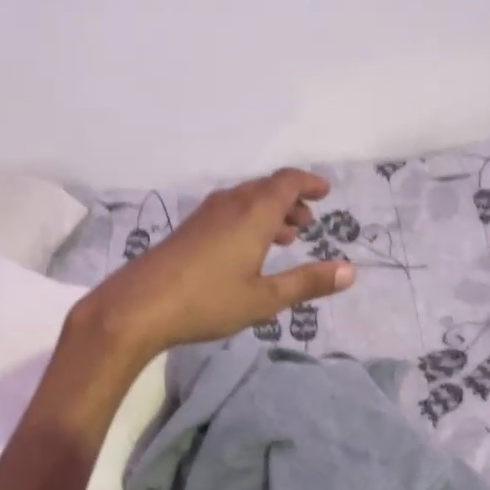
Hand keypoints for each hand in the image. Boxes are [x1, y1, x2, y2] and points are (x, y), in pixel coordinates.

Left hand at [69, 168, 355, 360]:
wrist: (139, 306)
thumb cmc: (207, 301)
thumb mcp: (264, 298)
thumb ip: (306, 283)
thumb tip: (351, 271)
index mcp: (253, 213)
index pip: (287, 182)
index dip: (308, 184)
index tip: (324, 193)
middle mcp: (229, 205)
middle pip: (265, 190)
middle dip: (290, 202)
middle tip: (306, 223)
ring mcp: (203, 217)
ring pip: (243, 203)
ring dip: (267, 214)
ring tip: (284, 237)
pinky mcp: (185, 233)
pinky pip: (225, 216)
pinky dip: (245, 223)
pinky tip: (244, 254)